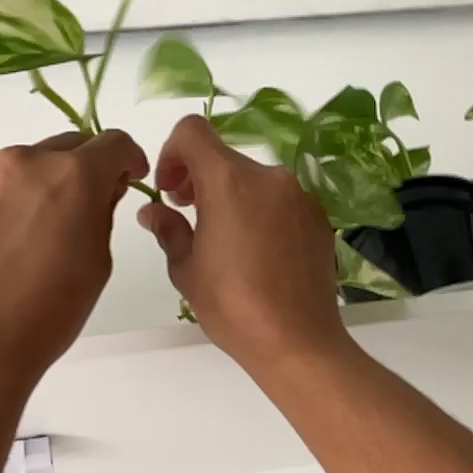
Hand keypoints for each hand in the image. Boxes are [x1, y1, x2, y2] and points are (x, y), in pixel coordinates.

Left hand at [0, 131, 149, 387]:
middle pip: (69, 147)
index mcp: (74, 176)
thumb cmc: (49, 311)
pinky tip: (9, 240)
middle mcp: (28, 161)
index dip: (129, 159)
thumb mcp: (98, 263)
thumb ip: (103, 215)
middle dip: (86, 169)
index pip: (114, 143)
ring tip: (42, 230)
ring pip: (29, 165)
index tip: (131, 177)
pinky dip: (12, 199)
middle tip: (88, 208)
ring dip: (45, 184)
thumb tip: (99, 193)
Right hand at [137, 116, 353, 371]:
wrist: (296, 340)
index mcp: (229, 181)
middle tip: (189, 216)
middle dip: (201, 180)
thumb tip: (154, 212)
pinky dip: (262, 215)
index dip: (172, 152)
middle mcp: (268, 178)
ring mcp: (299, 197)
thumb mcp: (186, 270)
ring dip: (233, 199)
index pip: (192, 132)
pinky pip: (281, 203)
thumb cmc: (233, 306)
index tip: (170, 190)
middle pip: (225, 159)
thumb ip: (169, 230)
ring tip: (225, 243)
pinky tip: (258, 256)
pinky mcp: (318, 219)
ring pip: (255, 183)